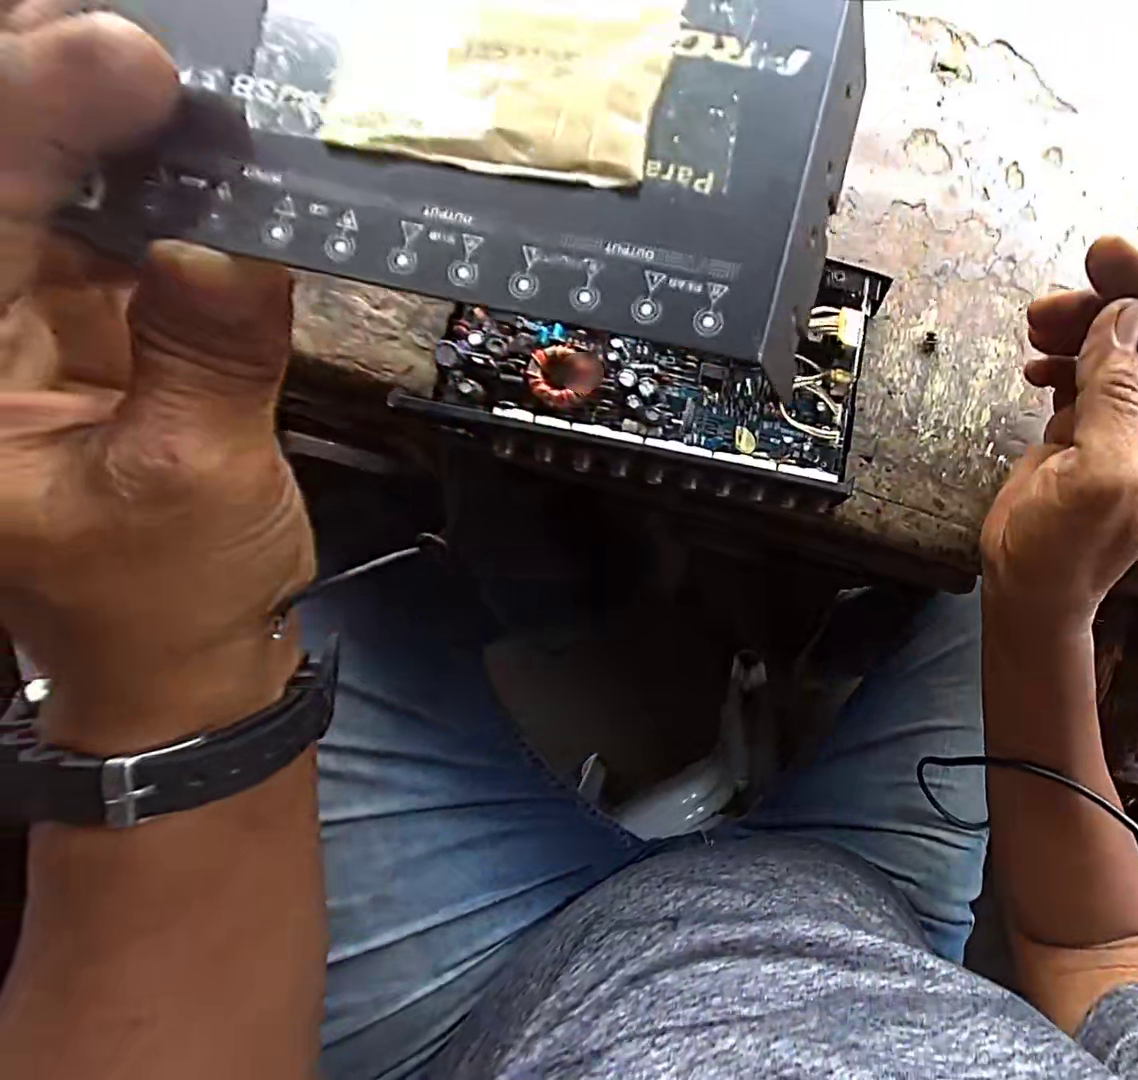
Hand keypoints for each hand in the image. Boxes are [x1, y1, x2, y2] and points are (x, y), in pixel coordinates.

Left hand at [0, 10, 312, 751]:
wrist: (186, 631)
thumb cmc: (173, 581)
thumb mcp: (196, 479)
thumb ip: (210, 364)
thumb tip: (238, 251)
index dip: (23, 121)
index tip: (124, 58)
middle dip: (30, 92)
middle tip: (132, 41)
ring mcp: (11, 322)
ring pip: (32, 193)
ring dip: (100, 133)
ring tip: (168, 78)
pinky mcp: (82, 329)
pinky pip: (109, 241)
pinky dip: (159, 198)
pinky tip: (202, 160)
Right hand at [980, 237, 1137, 626]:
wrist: (1027, 587)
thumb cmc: (1066, 549)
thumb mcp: (1098, 473)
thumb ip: (1115, 394)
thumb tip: (1123, 318)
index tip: (1105, 255)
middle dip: (1101, 308)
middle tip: (1048, 304)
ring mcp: (1118, 425)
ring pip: (1107, 350)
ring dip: (1073, 329)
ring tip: (1033, 328)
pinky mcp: (1081, 430)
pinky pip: (1078, 373)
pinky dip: (1056, 359)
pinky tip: (1034, 368)